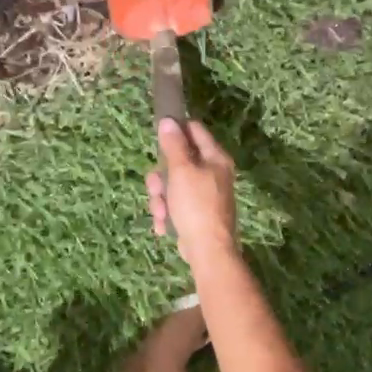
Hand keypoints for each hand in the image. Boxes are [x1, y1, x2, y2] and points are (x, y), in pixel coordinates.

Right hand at [146, 118, 237, 265]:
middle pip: (177, 161)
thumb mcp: (181, 171)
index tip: (157, 139)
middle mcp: (212, 173)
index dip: (175, 131)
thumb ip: (174, 145)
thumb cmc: (196, 205)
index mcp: (215, 158)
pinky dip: (166, 213)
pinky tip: (163, 225)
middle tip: (156, 188)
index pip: (194, 130)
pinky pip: (175, 204)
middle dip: (160, 177)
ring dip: (160, 199)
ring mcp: (204, 194)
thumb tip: (168, 121)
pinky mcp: (196, 213)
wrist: (207, 250)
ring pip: (171, 185)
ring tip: (160, 212)